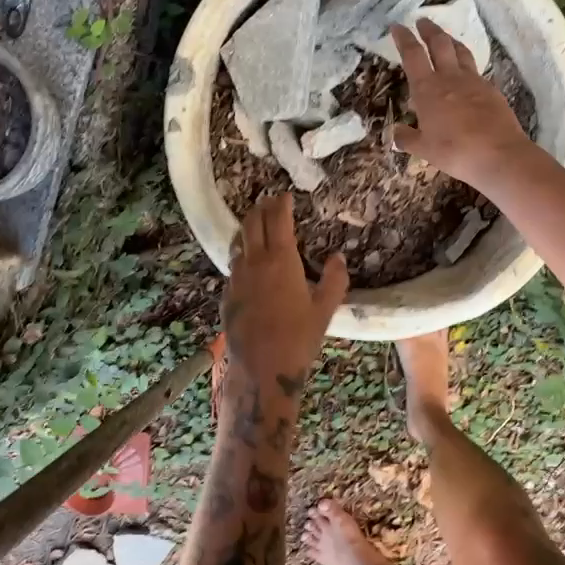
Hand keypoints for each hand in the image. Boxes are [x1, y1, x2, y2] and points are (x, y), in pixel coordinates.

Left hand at [222, 195, 348, 389]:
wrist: (261, 368)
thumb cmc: (298, 338)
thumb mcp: (325, 309)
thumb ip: (334, 280)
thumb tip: (338, 258)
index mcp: (280, 260)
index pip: (277, 220)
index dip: (280, 204)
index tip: (285, 196)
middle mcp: (254, 262)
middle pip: (251, 223)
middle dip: (260, 209)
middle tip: (269, 203)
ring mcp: (236, 278)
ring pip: (238, 243)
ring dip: (248, 230)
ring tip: (257, 226)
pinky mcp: (227, 295)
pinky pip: (233, 267)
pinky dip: (242, 257)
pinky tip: (249, 265)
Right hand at [391, 19, 533, 188]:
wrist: (499, 154)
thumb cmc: (455, 152)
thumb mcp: (424, 149)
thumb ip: (407, 138)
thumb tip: (395, 133)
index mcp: (428, 89)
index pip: (412, 55)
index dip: (403, 38)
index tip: (396, 26)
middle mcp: (450, 78)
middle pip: (439, 44)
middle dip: (429, 30)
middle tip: (422, 21)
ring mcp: (474, 81)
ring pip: (460, 51)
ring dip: (450, 40)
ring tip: (445, 37)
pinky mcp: (491, 89)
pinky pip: (475, 70)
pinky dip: (466, 64)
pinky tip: (466, 72)